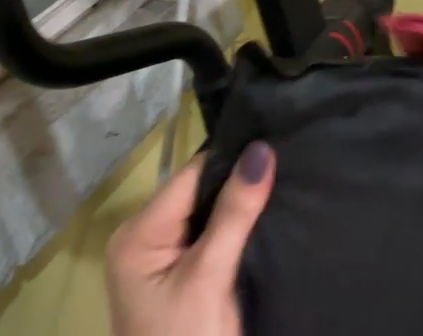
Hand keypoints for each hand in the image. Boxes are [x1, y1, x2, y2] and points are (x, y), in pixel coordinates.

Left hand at [107, 141, 274, 335]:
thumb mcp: (210, 278)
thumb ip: (234, 214)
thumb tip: (261, 149)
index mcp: (137, 234)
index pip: (190, 177)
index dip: (231, 161)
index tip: (275, 143)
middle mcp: (142, 238)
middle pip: (196, 193)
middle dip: (236, 183)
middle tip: (285, 161)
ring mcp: (159, 260)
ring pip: (205, 214)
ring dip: (238, 206)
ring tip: (281, 180)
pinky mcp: (178, 278)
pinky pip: (207, 237)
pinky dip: (233, 230)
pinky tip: (264, 217)